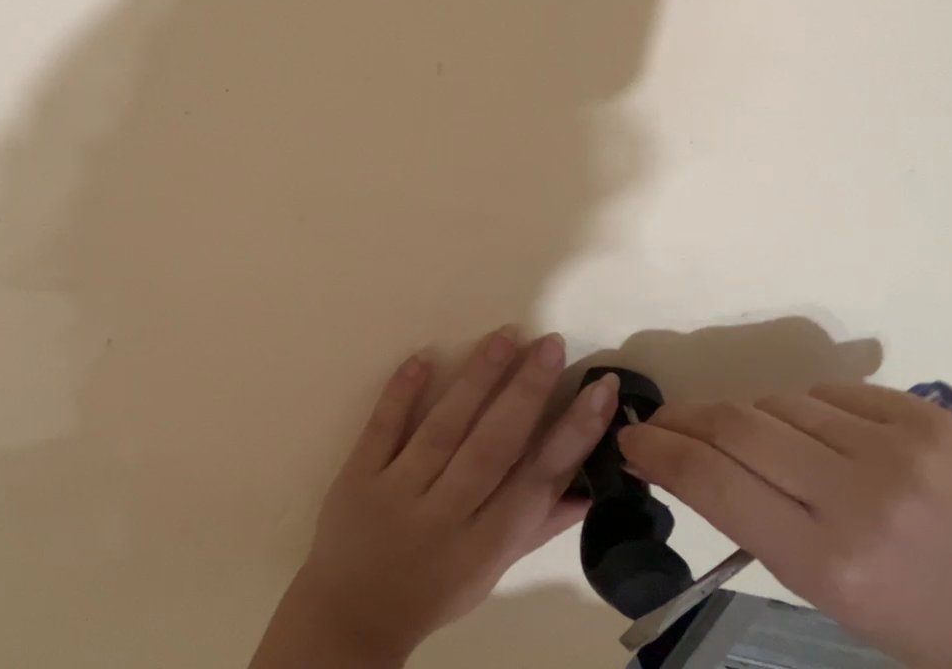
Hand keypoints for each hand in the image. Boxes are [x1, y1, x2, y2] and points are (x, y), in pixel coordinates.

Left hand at [249, 329, 621, 668]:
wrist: (351, 614)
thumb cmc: (432, 590)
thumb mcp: (489, 571)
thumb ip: (533, 527)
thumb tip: (586, 490)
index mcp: (485, 544)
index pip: (538, 481)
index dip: (573, 435)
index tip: (601, 391)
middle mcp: (444, 514)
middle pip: (492, 446)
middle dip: (527, 393)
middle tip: (552, 344)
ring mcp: (396, 491)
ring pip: (443, 429)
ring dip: (476, 381)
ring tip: (505, 337)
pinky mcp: (358, 475)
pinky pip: (381, 428)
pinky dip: (401, 392)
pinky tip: (423, 356)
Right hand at [618, 383, 951, 668]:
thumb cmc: (920, 626)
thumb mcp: (824, 592)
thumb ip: (752, 519)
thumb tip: (685, 459)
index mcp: (831, 561)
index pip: (713, 483)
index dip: (659, 451)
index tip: (630, 439)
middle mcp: (862, 498)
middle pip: (736, 426)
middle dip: (686, 420)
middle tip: (664, 423)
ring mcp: (901, 450)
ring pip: (778, 402)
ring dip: (748, 417)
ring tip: (756, 442)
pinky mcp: (928, 418)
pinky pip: (829, 392)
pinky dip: (805, 408)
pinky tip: (817, 436)